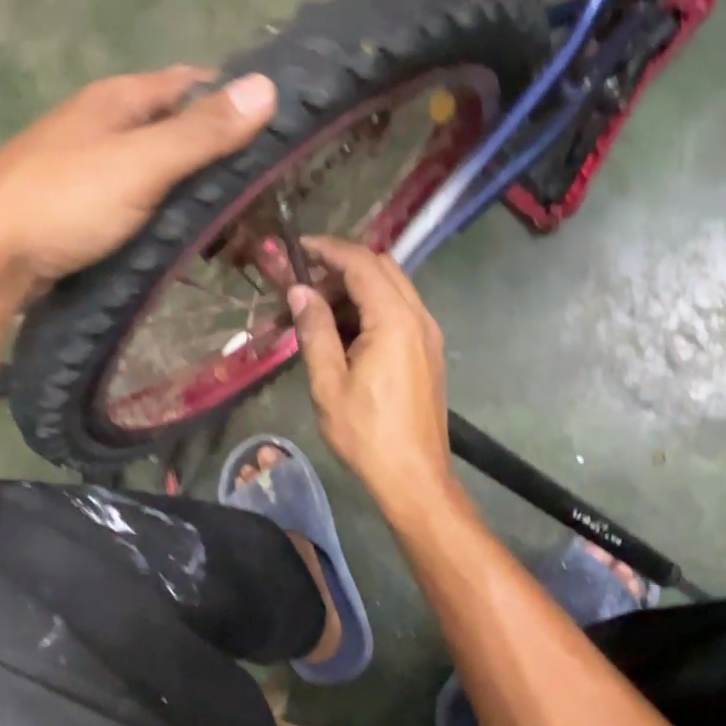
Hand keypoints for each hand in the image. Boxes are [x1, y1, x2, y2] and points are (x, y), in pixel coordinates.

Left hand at [0, 66, 276, 297]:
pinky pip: (138, 211)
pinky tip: (185, 251)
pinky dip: (165, 225)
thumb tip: (266, 89)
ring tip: (234, 233)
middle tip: (263, 201)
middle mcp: (103, 127)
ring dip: (194, 200)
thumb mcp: (140, 164)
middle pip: (176, 132)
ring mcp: (90, 172)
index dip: (235, 102)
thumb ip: (201, 134)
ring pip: (158, 177)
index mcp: (118, 100)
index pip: (191, 84)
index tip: (279, 138)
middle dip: (219, 161)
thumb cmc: (62, 203)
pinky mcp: (81, 214)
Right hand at [290, 237, 456, 505]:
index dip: (327, 250)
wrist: (413, 476)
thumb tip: (301, 292)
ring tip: (318, 318)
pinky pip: (401, 313)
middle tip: (305, 292)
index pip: (361, 262)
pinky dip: (372, 310)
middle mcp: (419, 316)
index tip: (297, 251)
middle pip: (381, 268)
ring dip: (356, 291)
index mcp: (394, 319)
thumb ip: (315, 330)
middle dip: (340, 269)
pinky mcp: (429, 352)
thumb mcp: (328, 383)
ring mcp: (429, 334)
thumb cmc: (366, 434)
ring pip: (392, 289)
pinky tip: (345, 337)